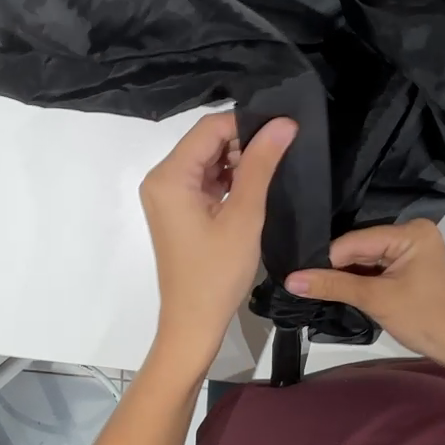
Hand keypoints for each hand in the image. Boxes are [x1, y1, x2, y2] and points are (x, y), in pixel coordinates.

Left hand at [141, 113, 295, 360]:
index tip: (283, 129)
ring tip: (273, 169)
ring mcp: (166, 195)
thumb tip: (283, 123)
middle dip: (243, 142)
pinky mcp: (176, 209)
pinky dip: (229, 179)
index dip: (246, 123)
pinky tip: (255, 186)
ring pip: (207, 160)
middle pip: (206, 141)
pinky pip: (204, 180)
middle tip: (283, 150)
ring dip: (238, 161)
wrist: (194, 321)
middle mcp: (161, 179)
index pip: (209, 128)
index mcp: (169, 176)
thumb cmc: (217, 272)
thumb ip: (262, 164)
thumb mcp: (244, 215)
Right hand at [286, 218, 444, 373]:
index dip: (326, 262)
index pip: (353, 241)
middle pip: (358, 247)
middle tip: (302, 284)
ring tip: (316, 288)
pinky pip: (377, 267)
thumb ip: (332, 285)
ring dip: (346, 275)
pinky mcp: (411, 266)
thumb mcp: (375, 299)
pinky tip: (341, 290)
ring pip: (365, 258)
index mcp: (410, 231)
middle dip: (335, 268)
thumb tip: (289, 279)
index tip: (299, 279)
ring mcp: (413, 249)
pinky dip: (361, 280)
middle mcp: (412, 232)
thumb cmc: (425, 319)